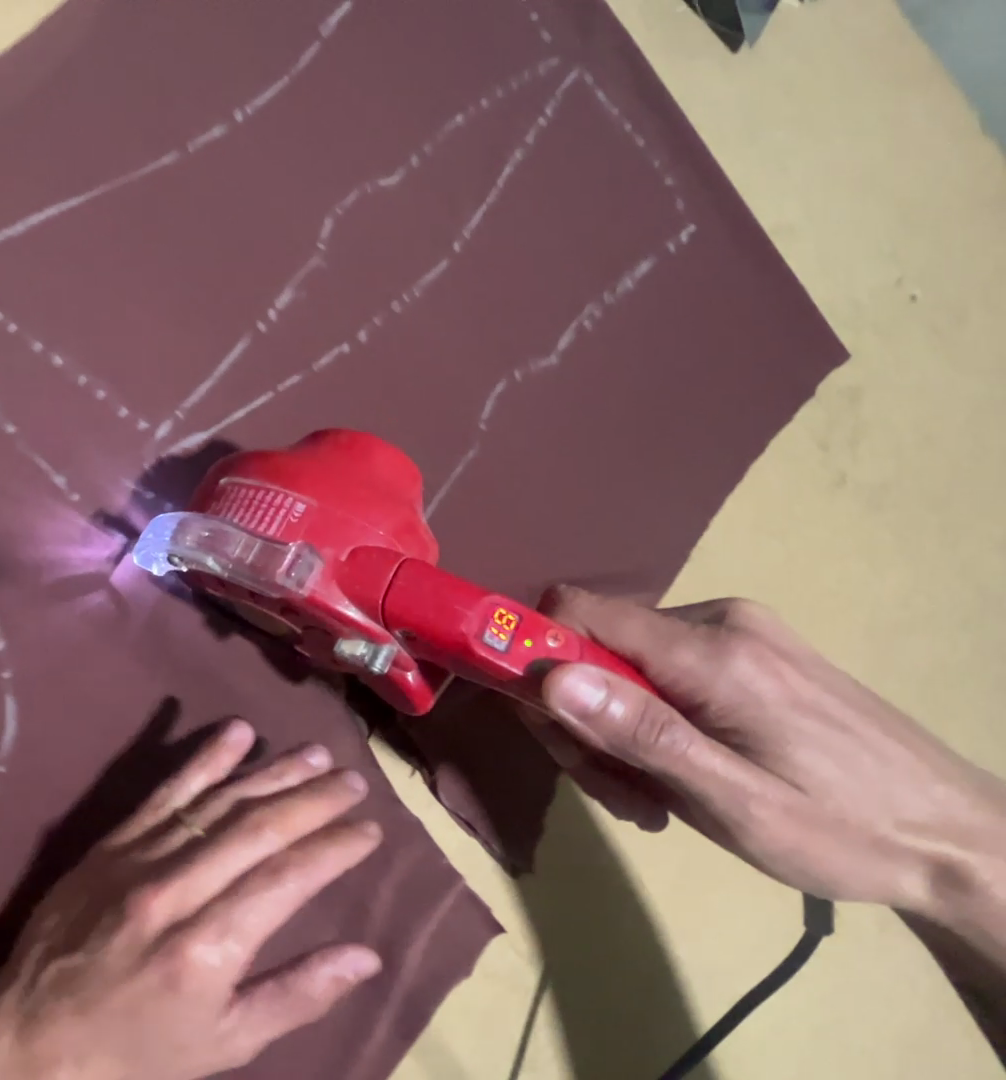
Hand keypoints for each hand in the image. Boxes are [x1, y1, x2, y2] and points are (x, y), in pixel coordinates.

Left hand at [0, 720, 383, 1079]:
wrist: (35, 1031)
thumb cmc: (137, 1048)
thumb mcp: (224, 1043)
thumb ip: (296, 996)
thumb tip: (364, 956)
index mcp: (209, 947)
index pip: (287, 879)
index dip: (333, 848)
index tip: (370, 830)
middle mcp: (176, 890)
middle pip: (257, 830)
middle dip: (311, 800)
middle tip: (353, 780)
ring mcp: (138, 859)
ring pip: (216, 802)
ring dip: (269, 773)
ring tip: (313, 753)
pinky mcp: (110, 843)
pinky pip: (163, 793)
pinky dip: (201, 760)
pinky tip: (234, 734)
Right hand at [521, 588, 1005, 913]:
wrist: (972, 845)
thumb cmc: (848, 834)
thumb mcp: (734, 802)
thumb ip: (640, 733)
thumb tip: (550, 679)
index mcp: (714, 653)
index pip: (576, 612)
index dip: (535, 656)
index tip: (545, 723)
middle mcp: (719, 622)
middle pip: (592, 645)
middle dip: (579, 716)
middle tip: (611, 788)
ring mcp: (736, 633)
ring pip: (617, 662)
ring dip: (612, 728)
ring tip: (649, 796)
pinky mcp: (747, 652)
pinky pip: (655, 670)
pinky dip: (644, 720)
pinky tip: (675, 772)